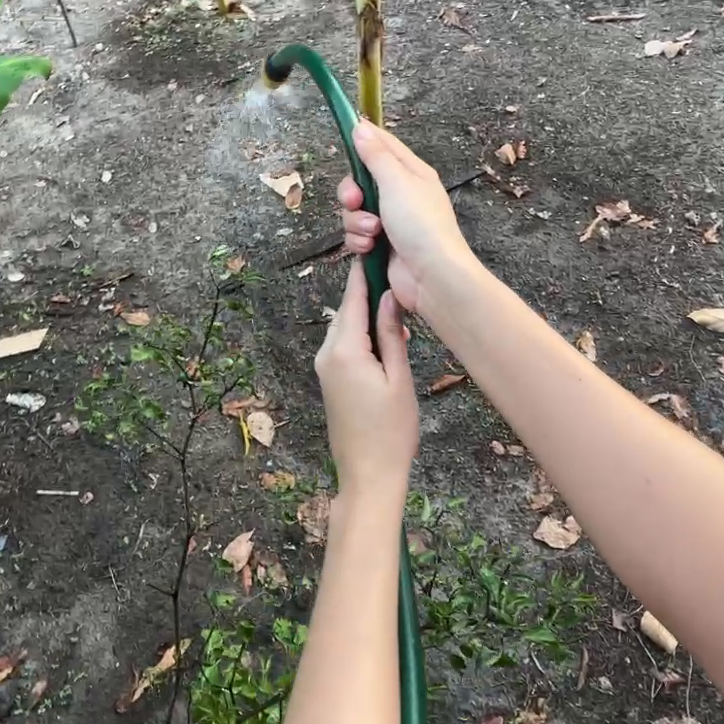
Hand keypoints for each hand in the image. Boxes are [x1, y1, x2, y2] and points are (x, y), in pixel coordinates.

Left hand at [314, 263, 418, 497]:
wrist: (367, 475)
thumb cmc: (391, 431)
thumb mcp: (399, 378)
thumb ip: (392, 333)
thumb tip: (390, 296)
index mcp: (344, 350)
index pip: (354, 299)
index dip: (365, 273)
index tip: (374, 248)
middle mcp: (327, 354)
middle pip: (348, 312)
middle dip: (369, 294)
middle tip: (396, 278)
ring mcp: (324, 368)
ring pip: (346, 329)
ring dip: (367, 317)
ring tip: (398, 312)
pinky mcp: (328, 380)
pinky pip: (344, 346)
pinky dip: (362, 336)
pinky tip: (384, 339)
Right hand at [337, 121, 475, 314]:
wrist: (431, 276)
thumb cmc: (421, 225)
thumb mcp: (397, 182)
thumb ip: (376, 155)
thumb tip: (361, 127)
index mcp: (411, 173)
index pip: (384, 146)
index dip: (365, 140)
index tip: (346, 134)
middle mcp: (400, 195)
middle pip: (361, 182)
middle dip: (352, 193)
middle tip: (355, 201)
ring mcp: (390, 221)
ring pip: (354, 211)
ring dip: (356, 222)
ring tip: (372, 232)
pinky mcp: (380, 245)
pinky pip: (356, 235)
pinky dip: (359, 241)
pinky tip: (369, 248)